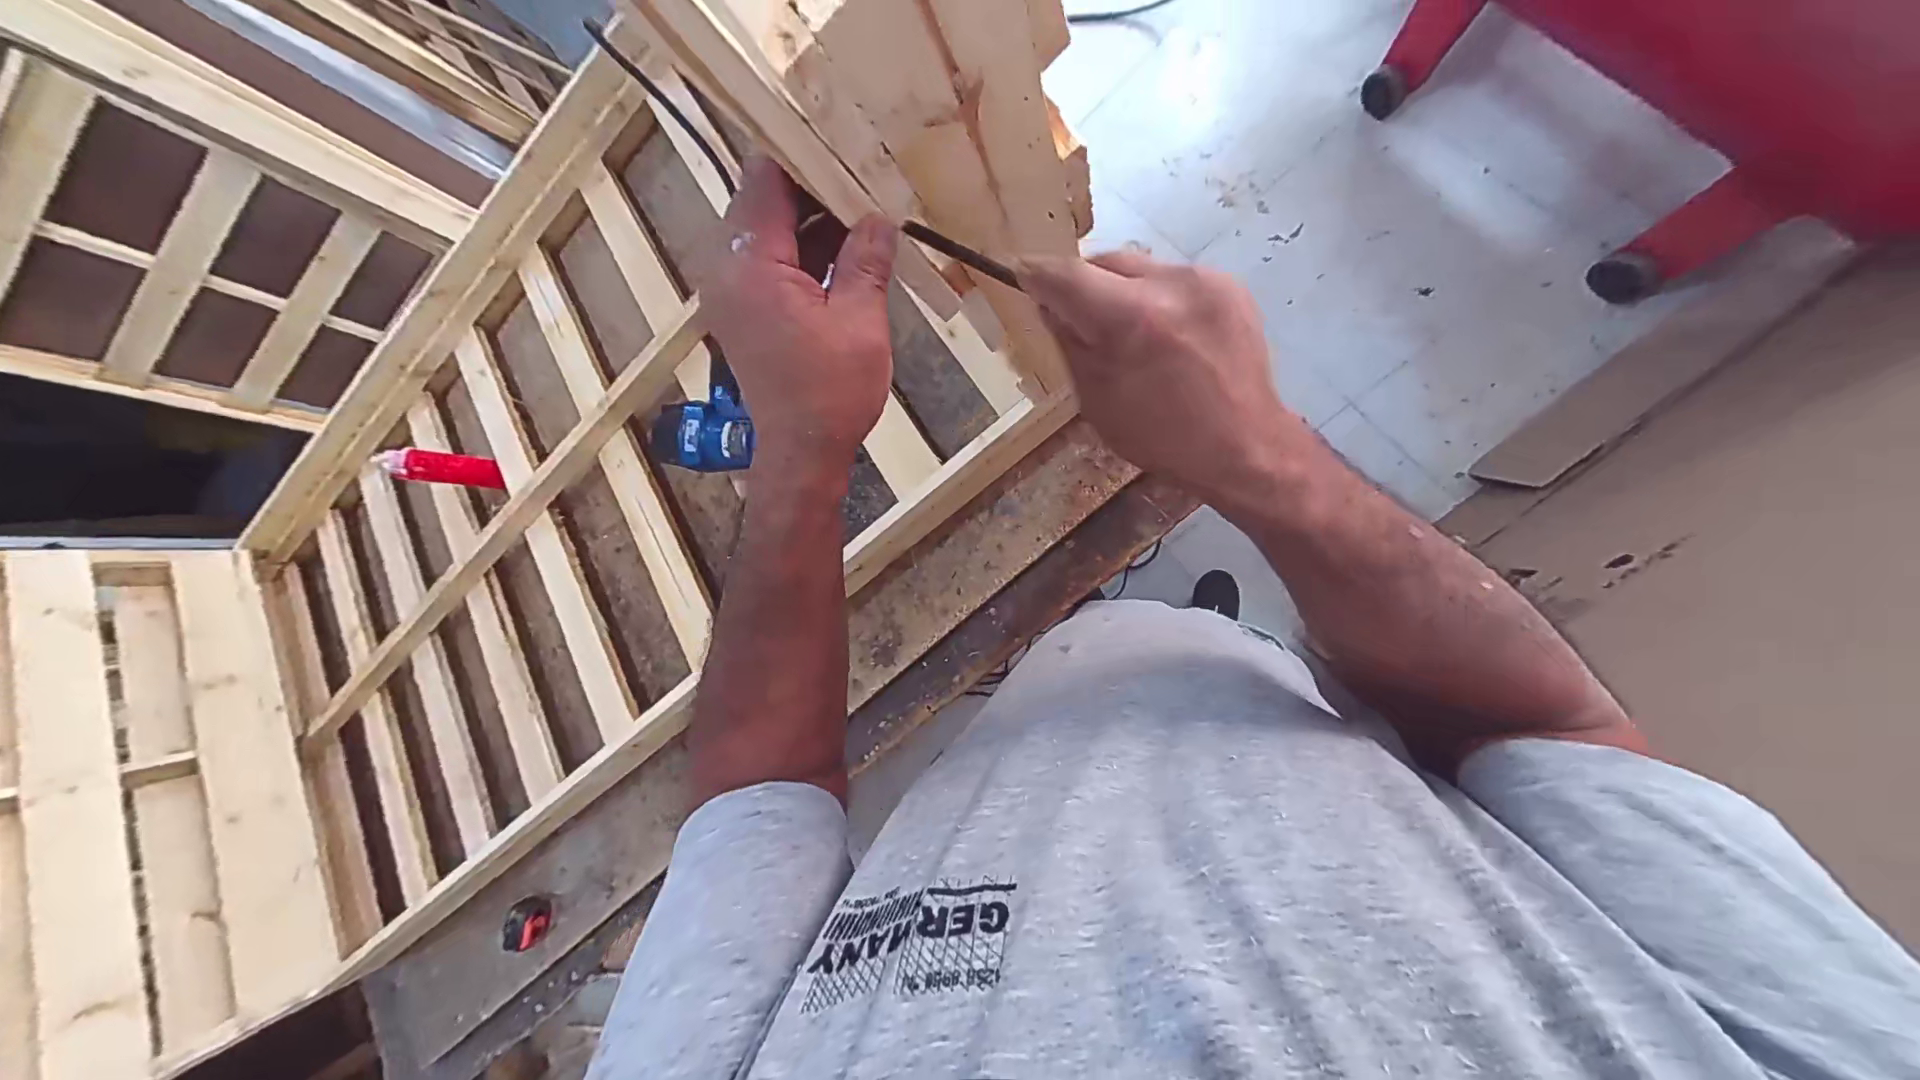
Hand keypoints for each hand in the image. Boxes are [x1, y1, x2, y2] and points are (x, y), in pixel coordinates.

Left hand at [702, 157, 897, 475]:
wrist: (803, 453)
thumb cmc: (831, 393)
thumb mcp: (860, 322)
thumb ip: (866, 261)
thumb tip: (880, 218)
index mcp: (751, 265)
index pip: (767, 179)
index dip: (806, 156)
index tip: (848, 151)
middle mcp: (728, 269)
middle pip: (764, 202)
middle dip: (815, 189)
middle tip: (865, 182)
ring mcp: (732, 292)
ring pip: (770, 232)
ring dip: (814, 223)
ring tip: (864, 217)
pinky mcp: (745, 311)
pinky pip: (771, 264)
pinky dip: (805, 254)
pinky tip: (847, 254)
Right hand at [1018, 251, 1311, 515]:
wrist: (1244, 446)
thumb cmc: (1162, 437)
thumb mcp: (1097, 399)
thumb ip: (1071, 344)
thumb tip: (1051, 306)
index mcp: (1132, 320)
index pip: (1067, 275)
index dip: (1037, 273)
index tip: (1020, 273)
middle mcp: (1171, 285)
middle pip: (1105, 261)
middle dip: (1082, 285)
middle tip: (1073, 316)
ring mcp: (1206, 280)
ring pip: (1140, 268)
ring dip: (1120, 292)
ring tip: (1126, 333)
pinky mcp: (1230, 285)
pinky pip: (1173, 280)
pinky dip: (1155, 299)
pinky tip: (1164, 336)